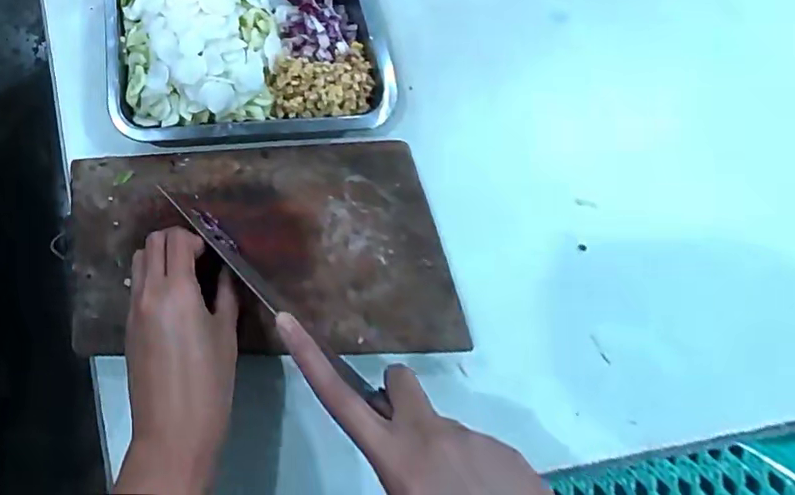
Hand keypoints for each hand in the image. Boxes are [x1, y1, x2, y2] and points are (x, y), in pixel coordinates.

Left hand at [114, 227, 238, 494]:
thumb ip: (225, 296)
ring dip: (159, 256)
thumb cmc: (209, 386)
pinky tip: (171, 300)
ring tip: (183, 275)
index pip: (176, 240)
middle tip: (197, 257)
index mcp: (176, 290)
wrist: (171, 434)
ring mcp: (134, 307)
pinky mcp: (127, 324)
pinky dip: (151, 278)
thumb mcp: (226, 337)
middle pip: (153, 241)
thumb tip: (225, 271)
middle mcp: (149, 291)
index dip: (194, 238)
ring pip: (140, 260)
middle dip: (175, 240)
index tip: (210, 252)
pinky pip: (136, 284)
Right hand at [277, 312, 544, 494]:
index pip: (339, 399)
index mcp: (396, 458)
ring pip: (447, 428)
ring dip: (450, 453)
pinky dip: (486, 473)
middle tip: (413, 442)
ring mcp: (471, 438)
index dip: (309, 357)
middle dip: (399, 398)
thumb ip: (396, 476)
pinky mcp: (509, 452)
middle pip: (399, 380)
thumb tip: (402, 467)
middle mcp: (428, 435)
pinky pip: (486, 452)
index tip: (285, 318)